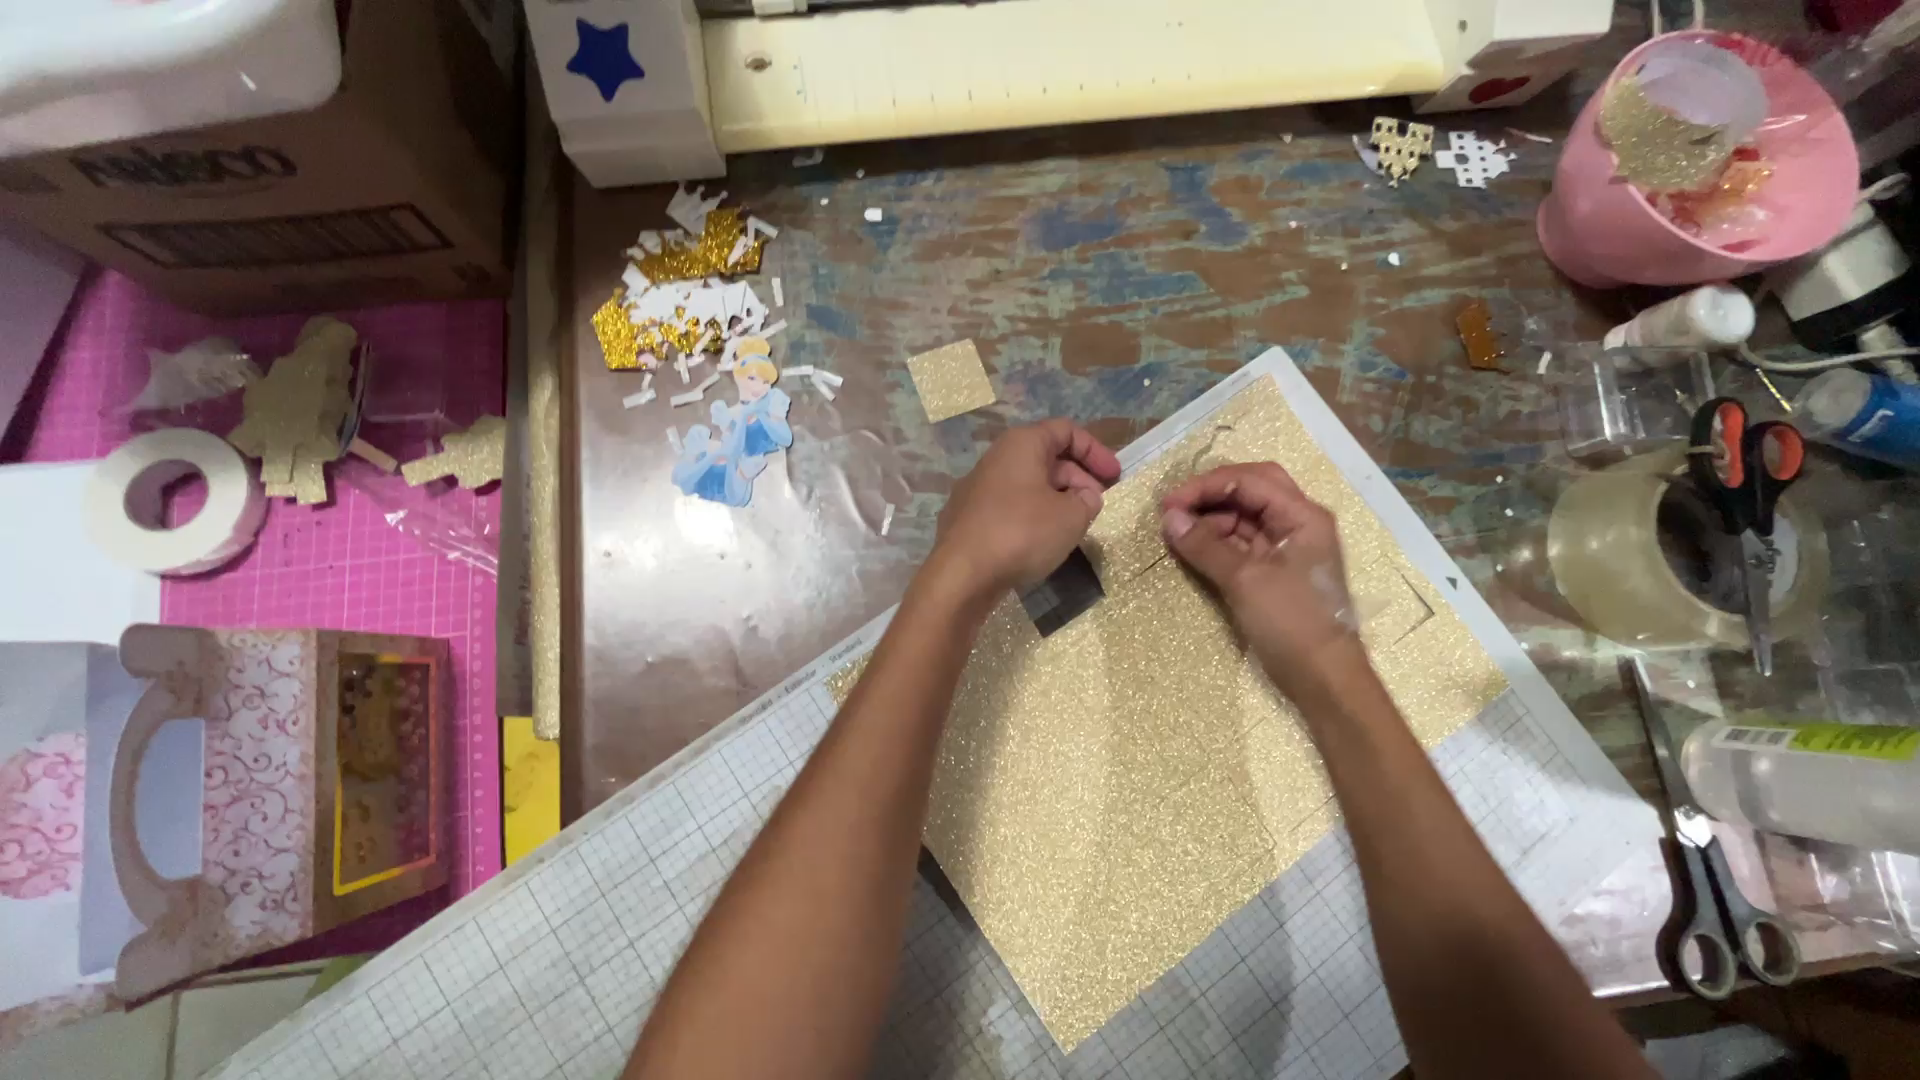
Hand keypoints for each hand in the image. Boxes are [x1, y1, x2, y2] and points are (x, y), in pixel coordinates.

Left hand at [927, 419, 1121, 599]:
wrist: (962, 574)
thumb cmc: (1022, 533)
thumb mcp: (1071, 516)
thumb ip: (1087, 501)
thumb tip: (1083, 497)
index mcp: (1021, 444)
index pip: (1066, 431)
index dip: (1095, 451)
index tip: (1115, 477)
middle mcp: (995, 458)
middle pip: (1046, 457)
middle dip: (1077, 478)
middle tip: (1096, 506)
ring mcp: (975, 488)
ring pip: (1026, 484)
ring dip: (1055, 499)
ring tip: (1072, 526)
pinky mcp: (966, 517)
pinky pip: (1008, 507)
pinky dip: (1030, 516)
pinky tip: (1040, 542)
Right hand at [1161, 463, 1367, 698]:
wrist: (1323, 678)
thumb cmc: (1292, 623)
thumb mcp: (1245, 580)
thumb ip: (1205, 545)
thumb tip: (1168, 518)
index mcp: (1302, 516)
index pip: (1249, 480)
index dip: (1206, 486)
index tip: (1168, 504)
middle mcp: (1297, 523)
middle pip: (1250, 489)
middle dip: (1209, 494)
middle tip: (1173, 509)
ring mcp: (1287, 547)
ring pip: (1243, 515)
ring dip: (1210, 518)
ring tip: (1176, 532)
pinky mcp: (1273, 570)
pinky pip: (1241, 542)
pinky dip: (1216, 541)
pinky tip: (1191, 548)